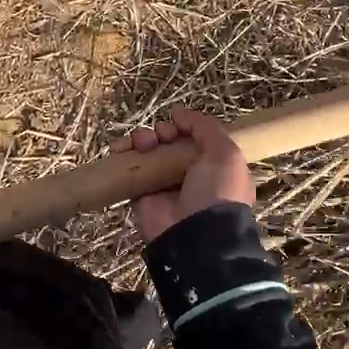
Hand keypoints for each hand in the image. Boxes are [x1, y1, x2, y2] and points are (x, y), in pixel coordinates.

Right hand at [111, 108, 254, 243]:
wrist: (196, 236)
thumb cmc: (216, 191)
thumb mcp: (226, 154)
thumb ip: (206, 128)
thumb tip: (179, 112)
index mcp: (212, 167)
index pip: (193, 139)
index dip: (184, 127)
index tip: (177, 124)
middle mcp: (188, 175)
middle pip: (168, 142)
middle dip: (161, 132)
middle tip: (161, 136)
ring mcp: (163, 183)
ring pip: (147, 151)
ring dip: (142, 139)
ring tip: (142, 143)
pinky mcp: (141, 192)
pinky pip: (128, 167)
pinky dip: (122, 153)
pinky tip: (122, 148)